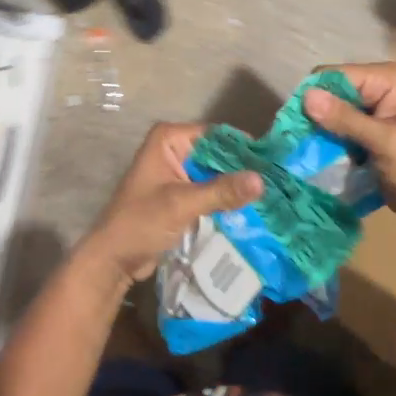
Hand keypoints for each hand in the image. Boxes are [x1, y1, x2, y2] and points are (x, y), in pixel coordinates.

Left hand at [79, 123, 262, 286]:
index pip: (217, 135)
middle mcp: (174, 149)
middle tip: (281, 182)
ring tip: (275, 197)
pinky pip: (210, 191)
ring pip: (216, 174)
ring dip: (238, 187)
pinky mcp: (181, 195)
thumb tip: (262, 179)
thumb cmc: (140, 223)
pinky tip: (254, 210)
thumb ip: (221, 191)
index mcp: (169, 139)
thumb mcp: (182, 204)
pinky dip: (227, 200)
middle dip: (244, 170)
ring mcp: (177, 173)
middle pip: (218, 154)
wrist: (113, 259)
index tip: (277, 163)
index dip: (245, 148)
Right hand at [305, 62, 395, 216]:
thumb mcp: (384, 143)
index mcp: (384, 78)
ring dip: (316, 127)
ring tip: (305, 148)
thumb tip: (307, 97)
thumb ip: (347, 119)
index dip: (315, 96)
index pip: (335, 75)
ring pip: (325, 108)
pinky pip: (330, 123)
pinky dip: (322, 137)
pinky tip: (316, 152)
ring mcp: (365, 104)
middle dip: (313, 113)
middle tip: (300, 139)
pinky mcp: (358, 124)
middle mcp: (373, 84)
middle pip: (327, 89)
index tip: (298, 124)